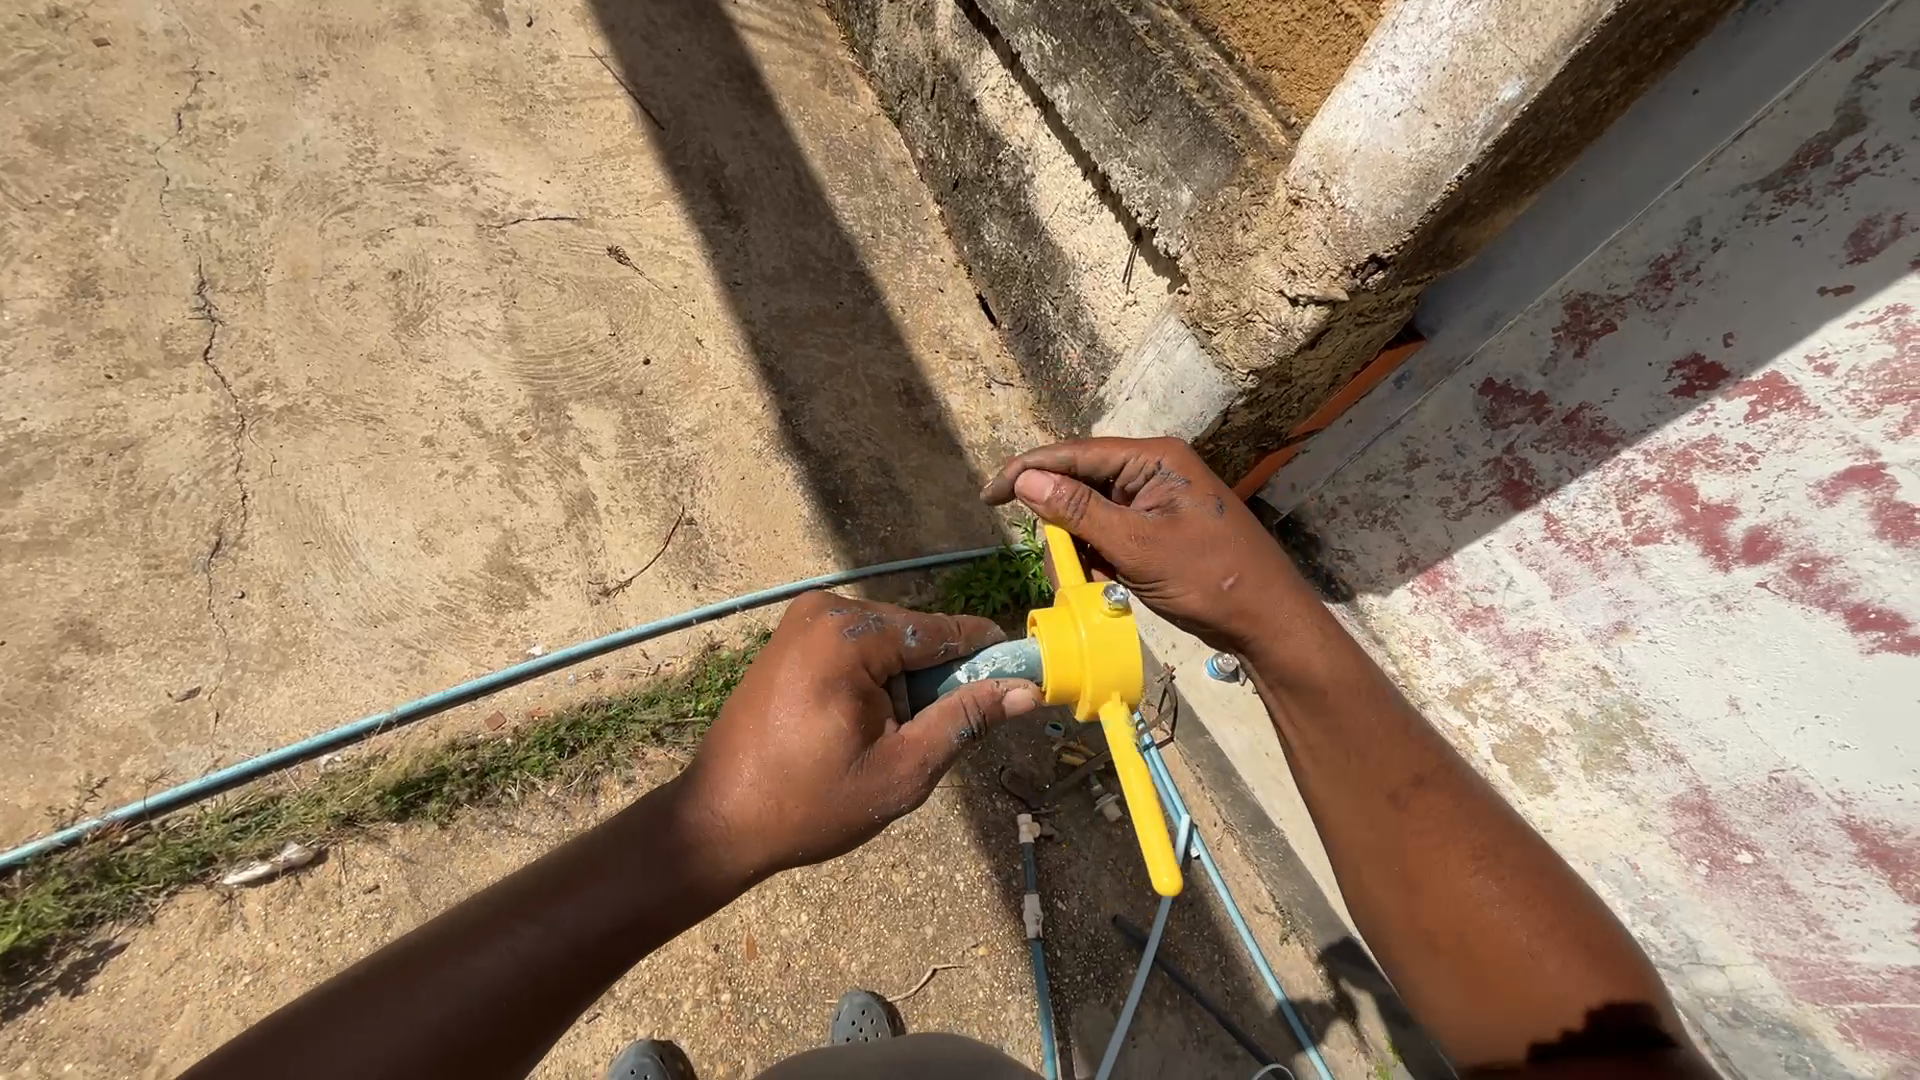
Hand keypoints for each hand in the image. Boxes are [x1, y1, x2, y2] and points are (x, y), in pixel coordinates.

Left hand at [674, 593, 1040, 881]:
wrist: (717, 820)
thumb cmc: (808, 805)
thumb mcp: (902, 770)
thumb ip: (965, 720)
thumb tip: (1026, 690)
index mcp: (849, 634)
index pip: (945, 631)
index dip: (988, 658)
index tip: (1021, 683)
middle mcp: (827, 608)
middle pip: (918, 633)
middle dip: (938, 679)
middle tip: (933, 736)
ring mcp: (806, 617)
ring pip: (892, 640)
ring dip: (908, 681)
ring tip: (891, 736)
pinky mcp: (796, 634)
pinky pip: (862, 644)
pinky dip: (879, 676)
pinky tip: (867, 721)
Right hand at [981, 437, 1297, 650]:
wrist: (1267, 622)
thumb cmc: (1209, 579)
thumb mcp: (1136, 546)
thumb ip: (1078, 511)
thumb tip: (1025, 480)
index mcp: (1154, 460)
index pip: (1075, 454)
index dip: (1027, 471)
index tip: (989, 494)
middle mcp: (1153, 471)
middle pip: (1081, 484)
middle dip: (1063, 524)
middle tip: (1062, 562)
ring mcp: (1156, 501)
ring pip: (1092, 514)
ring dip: (1083, 548)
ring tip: (1098, 580)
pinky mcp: (1158, 527)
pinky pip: (1111, 534)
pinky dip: (1102, 559)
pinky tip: (1111, 584)